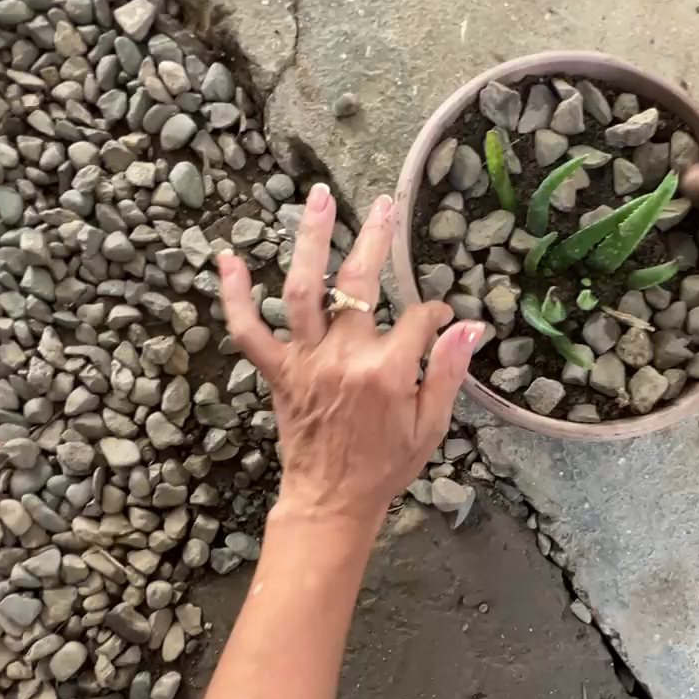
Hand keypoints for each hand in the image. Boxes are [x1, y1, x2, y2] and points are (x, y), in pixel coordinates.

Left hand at [218, 184, 483, 530]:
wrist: (332, 499)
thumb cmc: (385, 466)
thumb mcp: (431, 426)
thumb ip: (448, 373)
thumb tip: (470, 327)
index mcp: (388, 372)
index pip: (419, 320)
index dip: (437, 313)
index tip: (443, 319)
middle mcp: (344, 357)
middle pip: (360, 284)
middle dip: (376, 238)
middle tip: (385, 204)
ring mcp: (306, 362)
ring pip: (303, 290)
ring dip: (310, 240)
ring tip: (317, 199)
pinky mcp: (278, 373)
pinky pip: (248, 331)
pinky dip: (234, 296)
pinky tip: (228, 259)